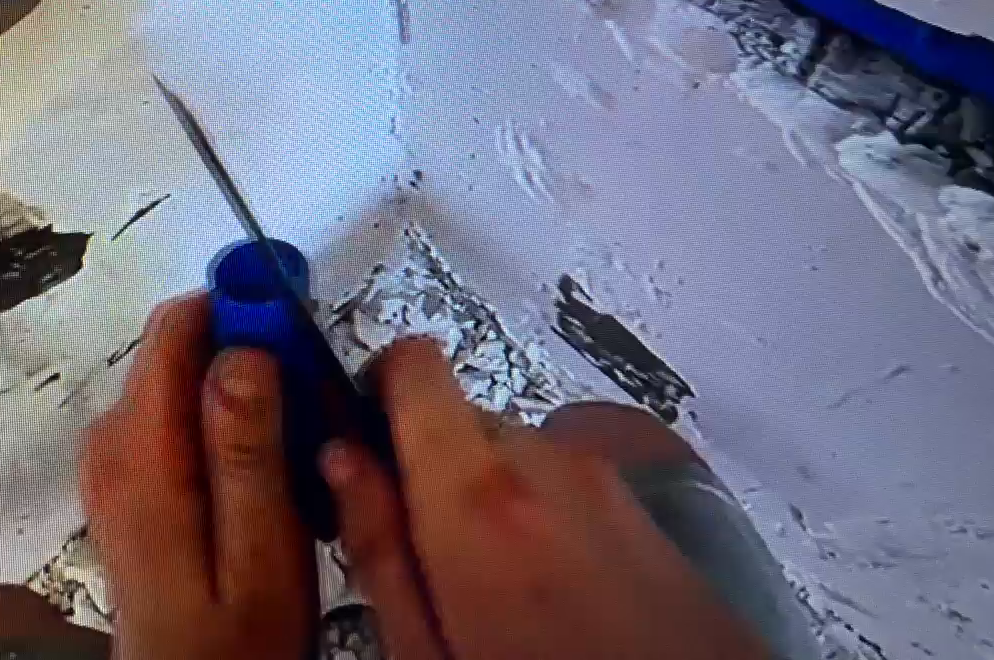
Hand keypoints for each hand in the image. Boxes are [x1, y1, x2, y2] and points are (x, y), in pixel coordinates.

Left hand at [80, 294, 317, 659]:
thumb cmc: (234, 641)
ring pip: (185, 375)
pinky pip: (179, 409)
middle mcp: (113, 433)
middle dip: (249, 351)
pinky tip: (264, 461)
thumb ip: (246, 449)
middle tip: (311, 398)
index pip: (176, 327)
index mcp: (139, 445)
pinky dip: (225, 415)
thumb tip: (242, 350)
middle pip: (180, 347)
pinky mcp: (129, 467)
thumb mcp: (261, 552)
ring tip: (297, 438)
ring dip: (243, 385)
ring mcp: (115, 449)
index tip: (296, 327)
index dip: (237, 309)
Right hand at [320, 338, 771, 659]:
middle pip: (459, 414)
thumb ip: (375, 541)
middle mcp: (545, 463)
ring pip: (512, 449)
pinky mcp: (654, 513)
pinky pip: (565, 480)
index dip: (379, 383)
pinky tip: (559, 593)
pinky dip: (543, 511)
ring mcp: (608, 484)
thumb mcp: (424, 651)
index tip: (366, 436)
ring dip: (490, 489)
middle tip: (431, 545)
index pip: (414, 363)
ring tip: (502, 584)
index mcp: (477, 492)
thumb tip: (339, 453)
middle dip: (433, 459)